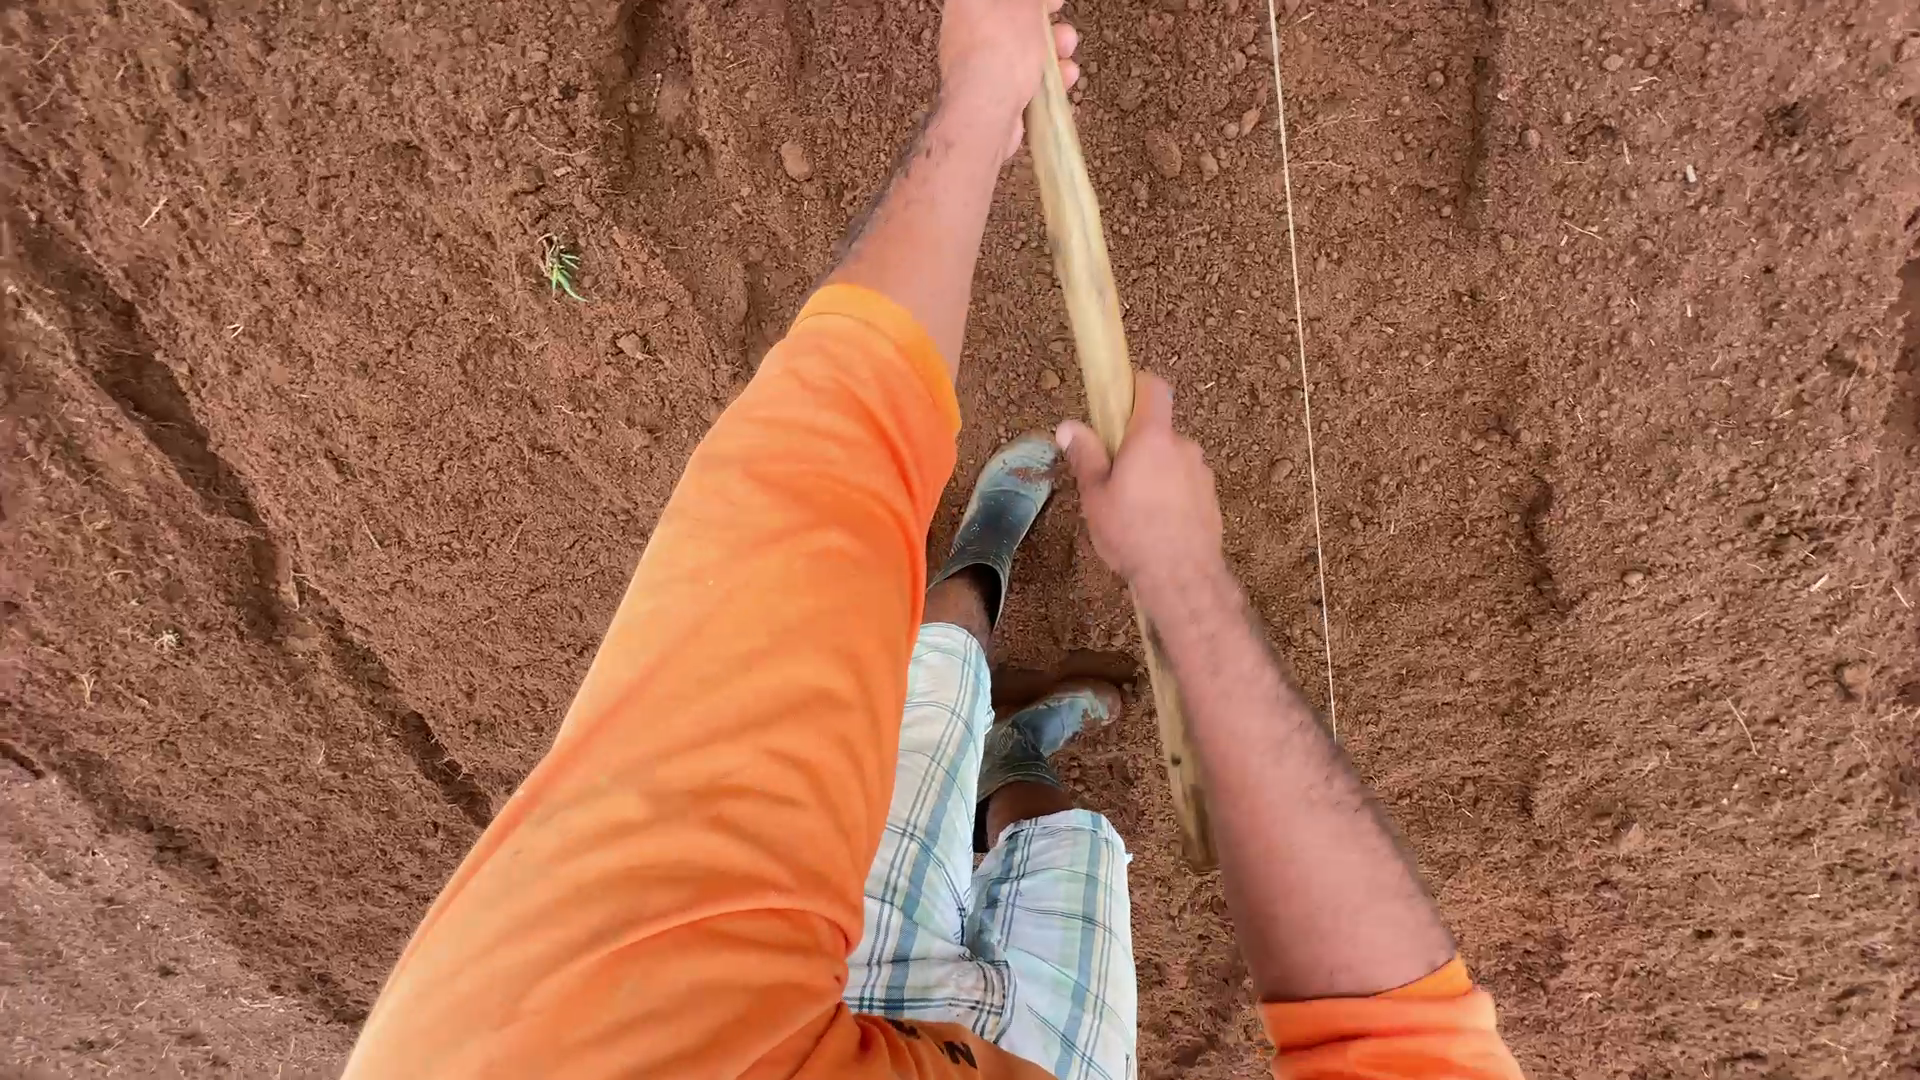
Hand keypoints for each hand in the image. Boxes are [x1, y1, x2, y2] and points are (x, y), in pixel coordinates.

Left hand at [937, 0, 1079, 158]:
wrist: (988, 112)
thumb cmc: (1002, 49)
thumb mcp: (1026, 6)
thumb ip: (1032, 2)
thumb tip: (1035, 5)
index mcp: (967, 6)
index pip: (1002, 1)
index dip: (1031, 2)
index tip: (1053, 4)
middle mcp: (966, 38)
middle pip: (1014, 30)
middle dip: (1047, 30)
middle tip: (1064, 33)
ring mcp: (977, 74)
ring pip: (1021, 60)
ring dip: (1051, 57)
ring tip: (1067, 55)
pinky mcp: (990, 104)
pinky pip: (1020, 88)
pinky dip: (1043, 84)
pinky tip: (1063, 80)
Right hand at [1056, 372, 1225, 598]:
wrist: (1181, 577)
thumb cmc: (1132, 532)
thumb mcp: (1096, 494)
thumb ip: (1085, 455)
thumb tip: (1068, 426)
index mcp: (1152, 438)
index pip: (1153, 388)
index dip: (1135, 386)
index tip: (1116, 400)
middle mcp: (1183, 447)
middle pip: (1157, 432)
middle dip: (1135, 447)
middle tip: (1112, 478)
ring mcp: (1201, 473)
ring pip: (1171, 461)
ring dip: (1153, 474)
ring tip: (1132, 510)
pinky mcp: (1211, 499)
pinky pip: (1184, 485)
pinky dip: (1170, 495)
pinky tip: (1154, 526)